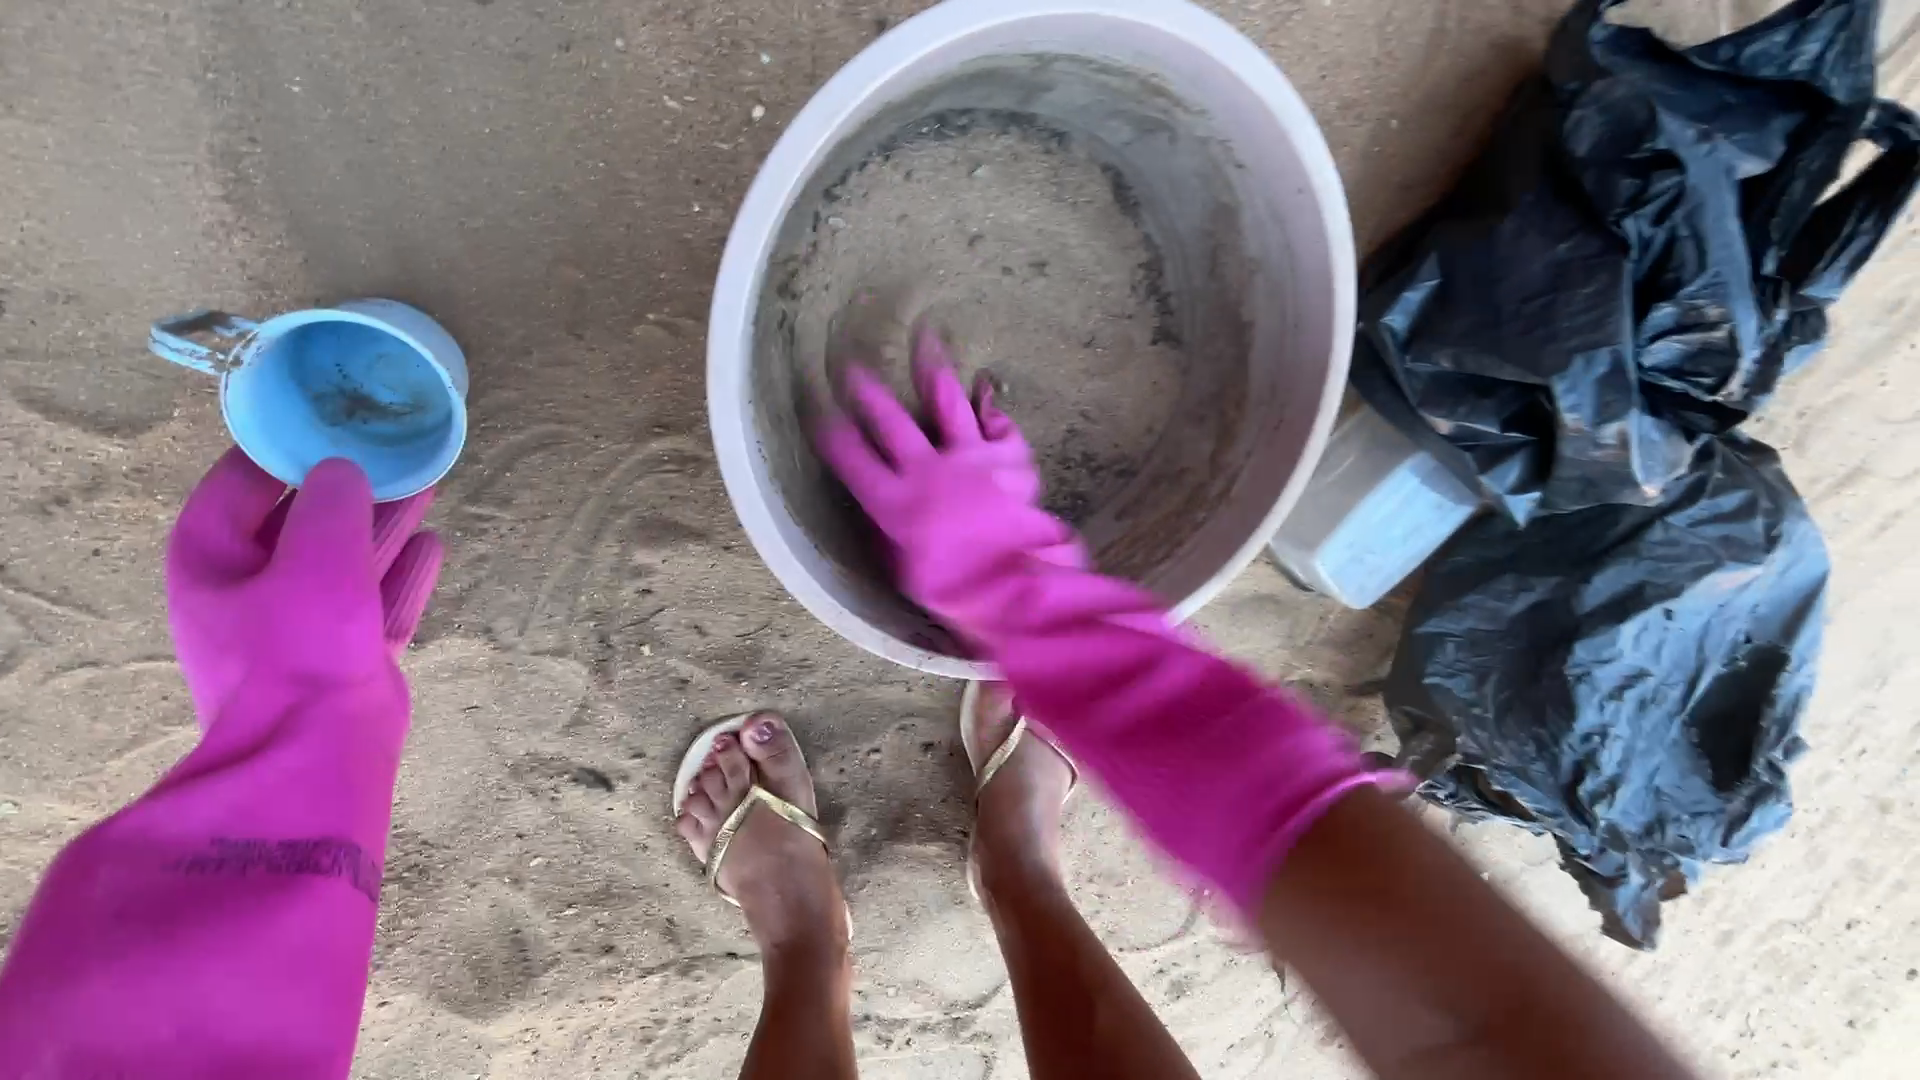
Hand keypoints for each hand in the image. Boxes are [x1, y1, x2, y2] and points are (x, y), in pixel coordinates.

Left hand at [165, 449, 443, 725]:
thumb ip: (332, 507)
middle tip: (394, 452)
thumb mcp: (316, 561)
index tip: (332, 420)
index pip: (240, 483)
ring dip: (386, 525)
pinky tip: (434, 545)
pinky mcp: (349, 648)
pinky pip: (380, 597)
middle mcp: (253, 585)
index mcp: (214, 558)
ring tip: (427, 486)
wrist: (317, 747)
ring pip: (350, 558)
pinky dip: (404, 572)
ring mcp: (304, 621)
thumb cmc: (301, 646)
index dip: (285, 451)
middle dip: (352, 488)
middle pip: (305, 520)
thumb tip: (344, 468)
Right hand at [815, 327, 1084, 642]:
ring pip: (948, 404)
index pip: (853, 461)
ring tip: (927, 338)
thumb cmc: (955, 588)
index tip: (819, 413)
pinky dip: (993, 412)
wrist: (1013, 585)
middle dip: (868, 393)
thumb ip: (890, 536)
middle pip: (891, 422)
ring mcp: (971, 460)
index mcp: (896, 503)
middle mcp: (928, 471)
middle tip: (853, 367)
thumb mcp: (905, 570)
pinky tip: (987, 395)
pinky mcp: (1007, 459)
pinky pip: (1000, 428)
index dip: (833, 436)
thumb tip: (881, 517)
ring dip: (934, 370)